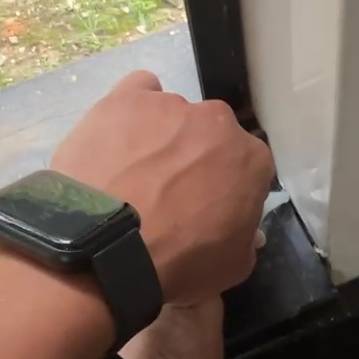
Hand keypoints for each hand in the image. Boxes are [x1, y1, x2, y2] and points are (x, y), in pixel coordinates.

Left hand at [51, 71, 272, 302]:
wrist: (106, 249)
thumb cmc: (180, 262)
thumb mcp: (235, 266)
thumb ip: (246, 237)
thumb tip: (242, 228)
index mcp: (252, 160)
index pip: (249, 169)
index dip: (230, 191)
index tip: (211, 211)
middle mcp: (218, 122)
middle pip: (213, 138)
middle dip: (199, 161)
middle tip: (172, 196)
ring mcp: (171, 105)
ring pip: (174, 118)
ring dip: (164, 140)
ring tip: (134, 175)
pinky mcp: (125, 99)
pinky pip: (139, 92)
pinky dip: (135, 110)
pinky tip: (121, 137)